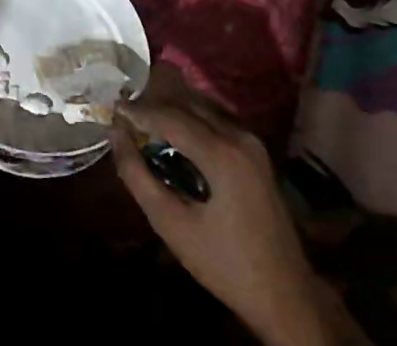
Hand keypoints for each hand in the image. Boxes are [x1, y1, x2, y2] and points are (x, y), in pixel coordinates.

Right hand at [111, 70, 329, 345]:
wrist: (284, 292)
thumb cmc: (223, 263)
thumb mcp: (172, 225)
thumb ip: (139, 177)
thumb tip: (117, 136)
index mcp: (221, 154)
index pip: (170, 116)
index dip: (138, 110)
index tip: (112, 108)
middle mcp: (239, 136)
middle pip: (188, 104)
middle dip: (154, 104)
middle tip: (124, 111)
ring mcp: (252, 141)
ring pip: (204, 108)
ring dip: (172, 108)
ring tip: (142, 117)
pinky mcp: (256, 151)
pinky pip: (217, 120)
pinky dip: (191, 118)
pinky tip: (173, 131)